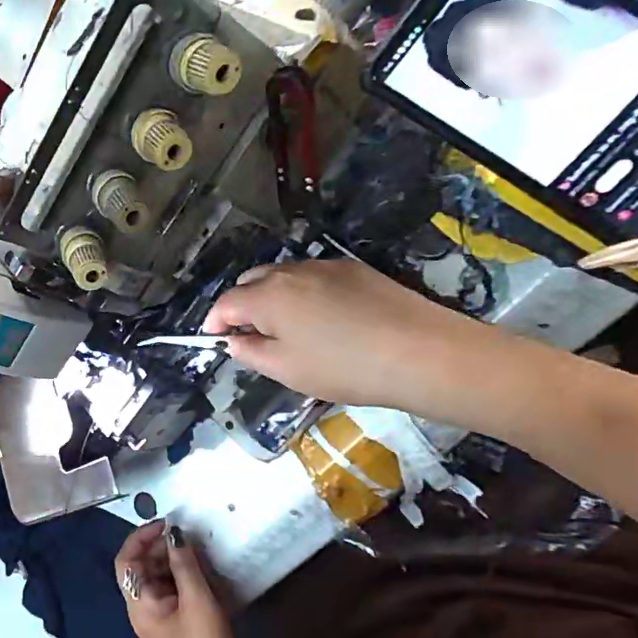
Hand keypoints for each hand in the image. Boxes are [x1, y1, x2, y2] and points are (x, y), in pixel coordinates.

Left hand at [115, 521, 248, 637]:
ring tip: (193, 548)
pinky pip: (170, 589)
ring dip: (171, 559)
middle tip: (184, 535)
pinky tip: (198, 567)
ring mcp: (158, 617)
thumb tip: (174, 532)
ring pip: (156, 576)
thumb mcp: (198, 599)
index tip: (164, 525)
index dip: (140, 539)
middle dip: (158, 548)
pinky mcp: (174, 621)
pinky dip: (180, 574)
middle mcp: (141, 610)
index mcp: (138, 607)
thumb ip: (184, 563)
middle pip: (140, 568)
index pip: (125, 563)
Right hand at [202, 257, 512, 411]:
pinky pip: (312, 277)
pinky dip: (302, 293)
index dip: (215, 323)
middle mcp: (291, 272)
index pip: (226, 303)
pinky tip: (322, 320)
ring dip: (271, 297)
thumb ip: (250, 352)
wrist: (423, 353)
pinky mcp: (355, 269)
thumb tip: (235, 341)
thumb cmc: (344, 367)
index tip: (215, 340)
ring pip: (282, 276)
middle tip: (250, 336)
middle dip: (241, 305)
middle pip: (250, 281)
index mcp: (267, 295)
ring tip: (286, 329)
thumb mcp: (286, 369)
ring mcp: (325, 267)